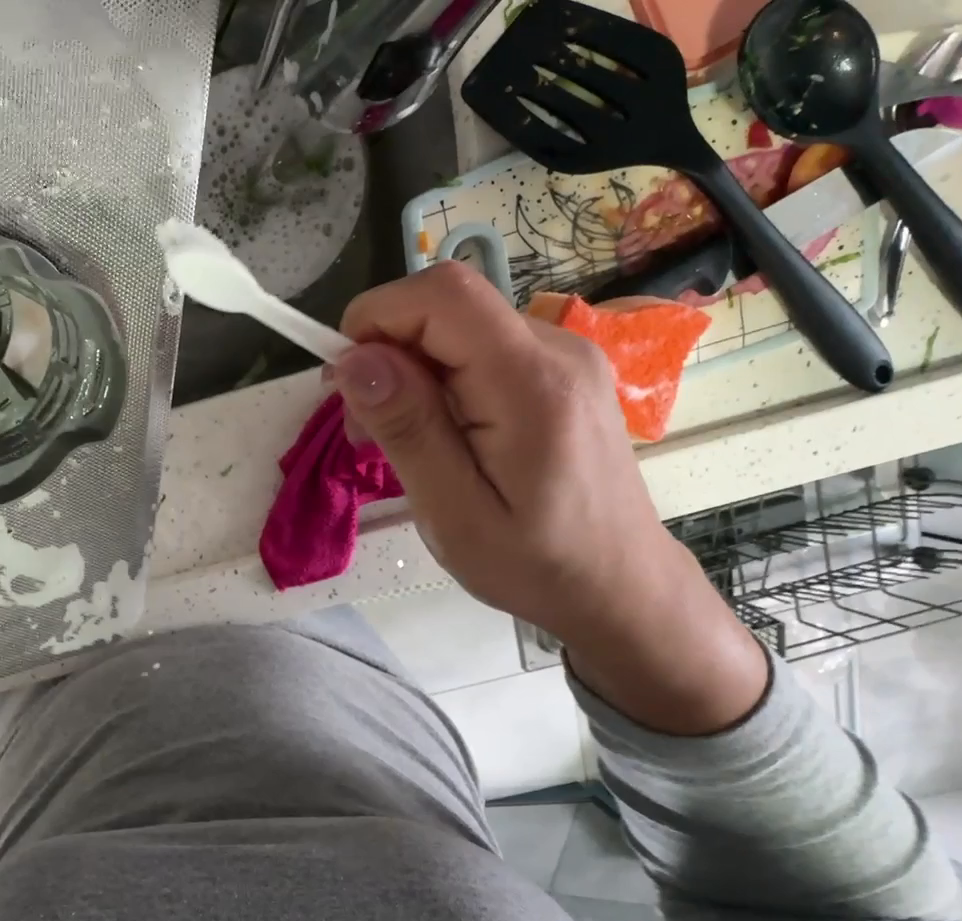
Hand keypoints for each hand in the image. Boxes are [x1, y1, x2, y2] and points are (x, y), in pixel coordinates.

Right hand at [332, 263, 765, 732]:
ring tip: (401, 441)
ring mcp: (564, 356)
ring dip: (408, 369)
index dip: (376, 317)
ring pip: (457, 325)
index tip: (345, 384)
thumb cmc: (532, 562)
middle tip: (365, 430)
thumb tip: (354, 360)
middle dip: (385, 350)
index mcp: (531, 383)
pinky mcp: (559, 371)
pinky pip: (479, 347)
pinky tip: (439, 433)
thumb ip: (407, 428)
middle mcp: (556, 350)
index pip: (442, 295)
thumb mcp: (452, 510)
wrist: (617, 585)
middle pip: (447, 305)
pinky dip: (438, 378)